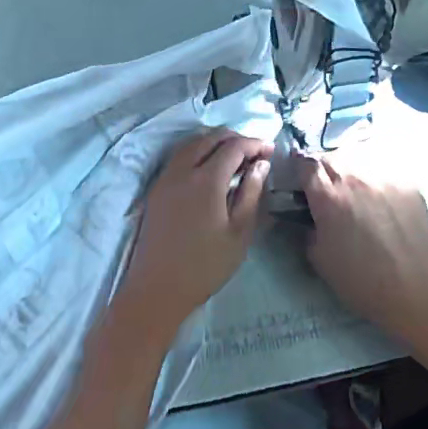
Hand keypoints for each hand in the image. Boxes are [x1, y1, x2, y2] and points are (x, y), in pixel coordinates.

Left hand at [117, 128, 271, 343]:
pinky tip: (210, 168)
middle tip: (256, 151)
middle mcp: (182, 171)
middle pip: (210, 138)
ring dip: (215, 142)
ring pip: (191, 144)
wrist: (157, 290)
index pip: (233, 146)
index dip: (255, 143)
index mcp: (206, 180)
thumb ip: (251, 192)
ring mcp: (165, 178)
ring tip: (235, 156)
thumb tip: (261, 164)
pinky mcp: (156, 190)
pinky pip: (179, 157)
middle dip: (235, 138)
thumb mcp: (239, 232)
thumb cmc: (205, 265)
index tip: (271, 150)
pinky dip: (198, 152)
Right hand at [301, 155, 427, 349]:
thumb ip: (308, 228)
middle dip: (325, 169)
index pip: (306, 163)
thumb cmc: (360, 280)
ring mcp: (385, 177)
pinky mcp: (408, 184)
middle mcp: (356, 178)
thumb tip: (308, 216)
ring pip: (360, 160)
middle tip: (328, 188)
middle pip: (332, 157)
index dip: (300, 167)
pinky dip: (378, 181)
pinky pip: (385, 172)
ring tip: (356, 192)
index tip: (300, 176)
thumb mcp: (319, 258)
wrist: (413, 290)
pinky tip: (382, 201)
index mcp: (329, 196)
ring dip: (352, 171)